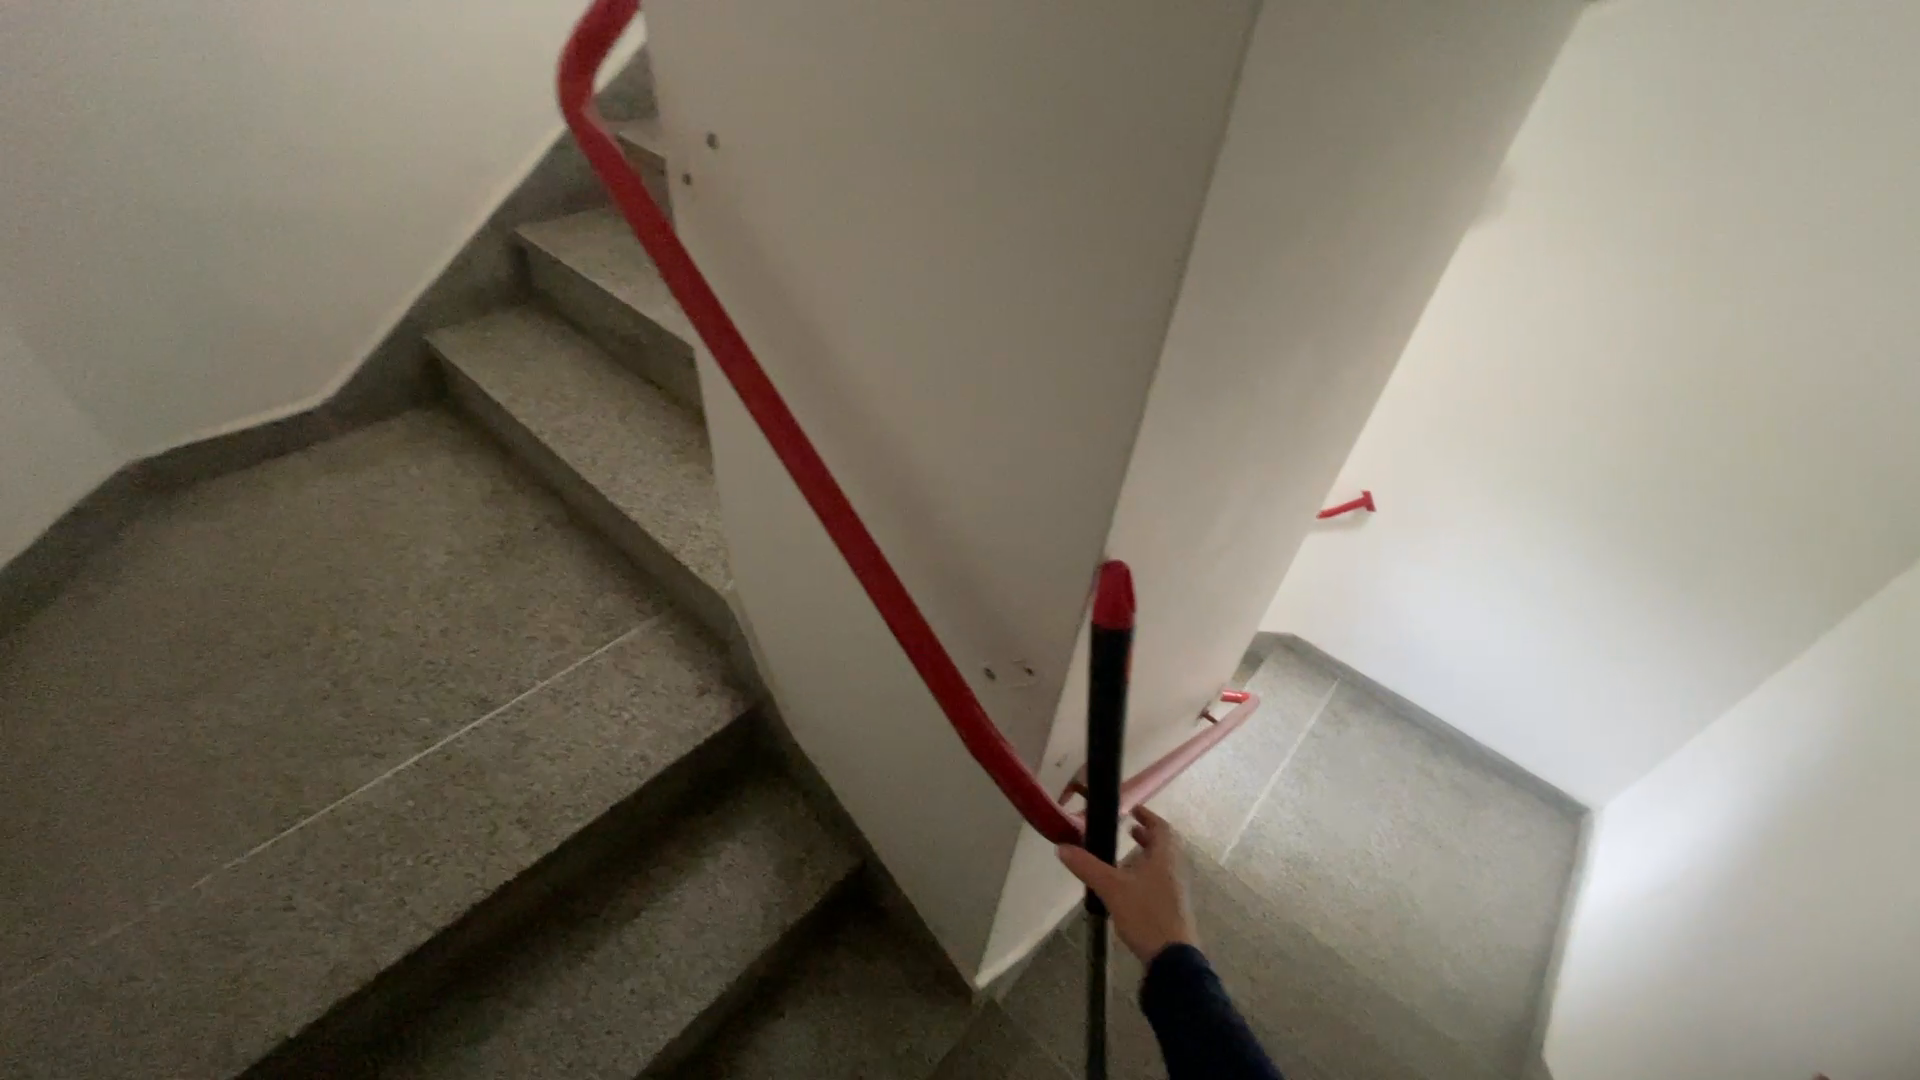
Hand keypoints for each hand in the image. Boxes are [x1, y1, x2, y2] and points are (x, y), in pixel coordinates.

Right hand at [1056, 805, 1196, 963]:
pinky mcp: (1174, 909)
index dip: (1148, 816)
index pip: (1162, 827)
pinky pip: (1162, 881)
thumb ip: (1087, 866)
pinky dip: (1148, 874)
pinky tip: (1130, 887)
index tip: (1133, 810)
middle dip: (1146, 835)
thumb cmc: (1146, 915)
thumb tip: (1062, 847)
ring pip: (1163, 864)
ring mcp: (1177, 891)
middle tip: (1128, 830)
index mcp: (1165, 858)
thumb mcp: (1111, 888)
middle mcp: (1174, 870)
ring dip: (1147, 855)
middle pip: (1164, 845)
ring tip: (1126, 857)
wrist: (1174, 960)